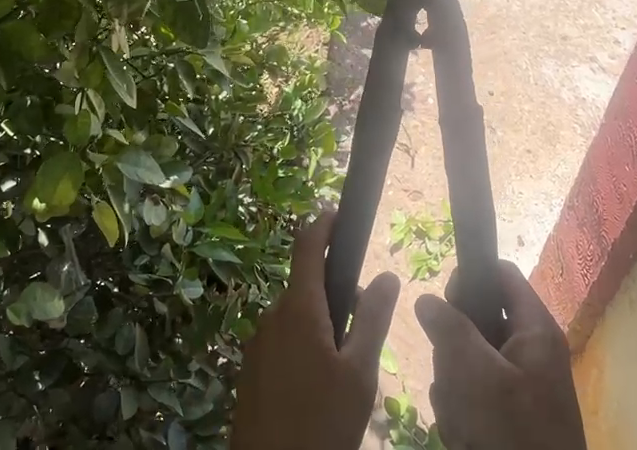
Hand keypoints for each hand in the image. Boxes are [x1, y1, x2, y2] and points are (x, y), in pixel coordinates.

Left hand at [232, 214, 400, 449]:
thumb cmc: (322, 423)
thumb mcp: (360, 374)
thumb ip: (373, 319)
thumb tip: (386, 275)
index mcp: (299, 309)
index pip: (307, 246)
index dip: (322, 224)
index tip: (337, 212)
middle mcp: (271, 316)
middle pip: (306, 286)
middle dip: (335, 293)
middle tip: (364, 328)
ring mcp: (256, 343)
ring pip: (295, 317)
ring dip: (320, 325)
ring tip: (344, 369)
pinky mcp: (249, 369)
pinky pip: (281, 342)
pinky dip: (302, 347)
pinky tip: (318, 386)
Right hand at [415, 261, 585, 449]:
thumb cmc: (514, 432)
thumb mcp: (477, 373)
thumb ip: (449, 328)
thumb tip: (426, 299)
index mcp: (534, 330)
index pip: (500, 274)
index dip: (470, 278)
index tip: (447, 303)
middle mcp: (527, 351)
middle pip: (475, 320)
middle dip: (453, 348)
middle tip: (454, 373)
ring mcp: (516, 384)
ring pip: (465, 361)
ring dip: (452, 386)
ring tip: (462, 415)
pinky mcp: (503, 414)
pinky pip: (468, 394)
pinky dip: (459, 411)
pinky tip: (463, 434)